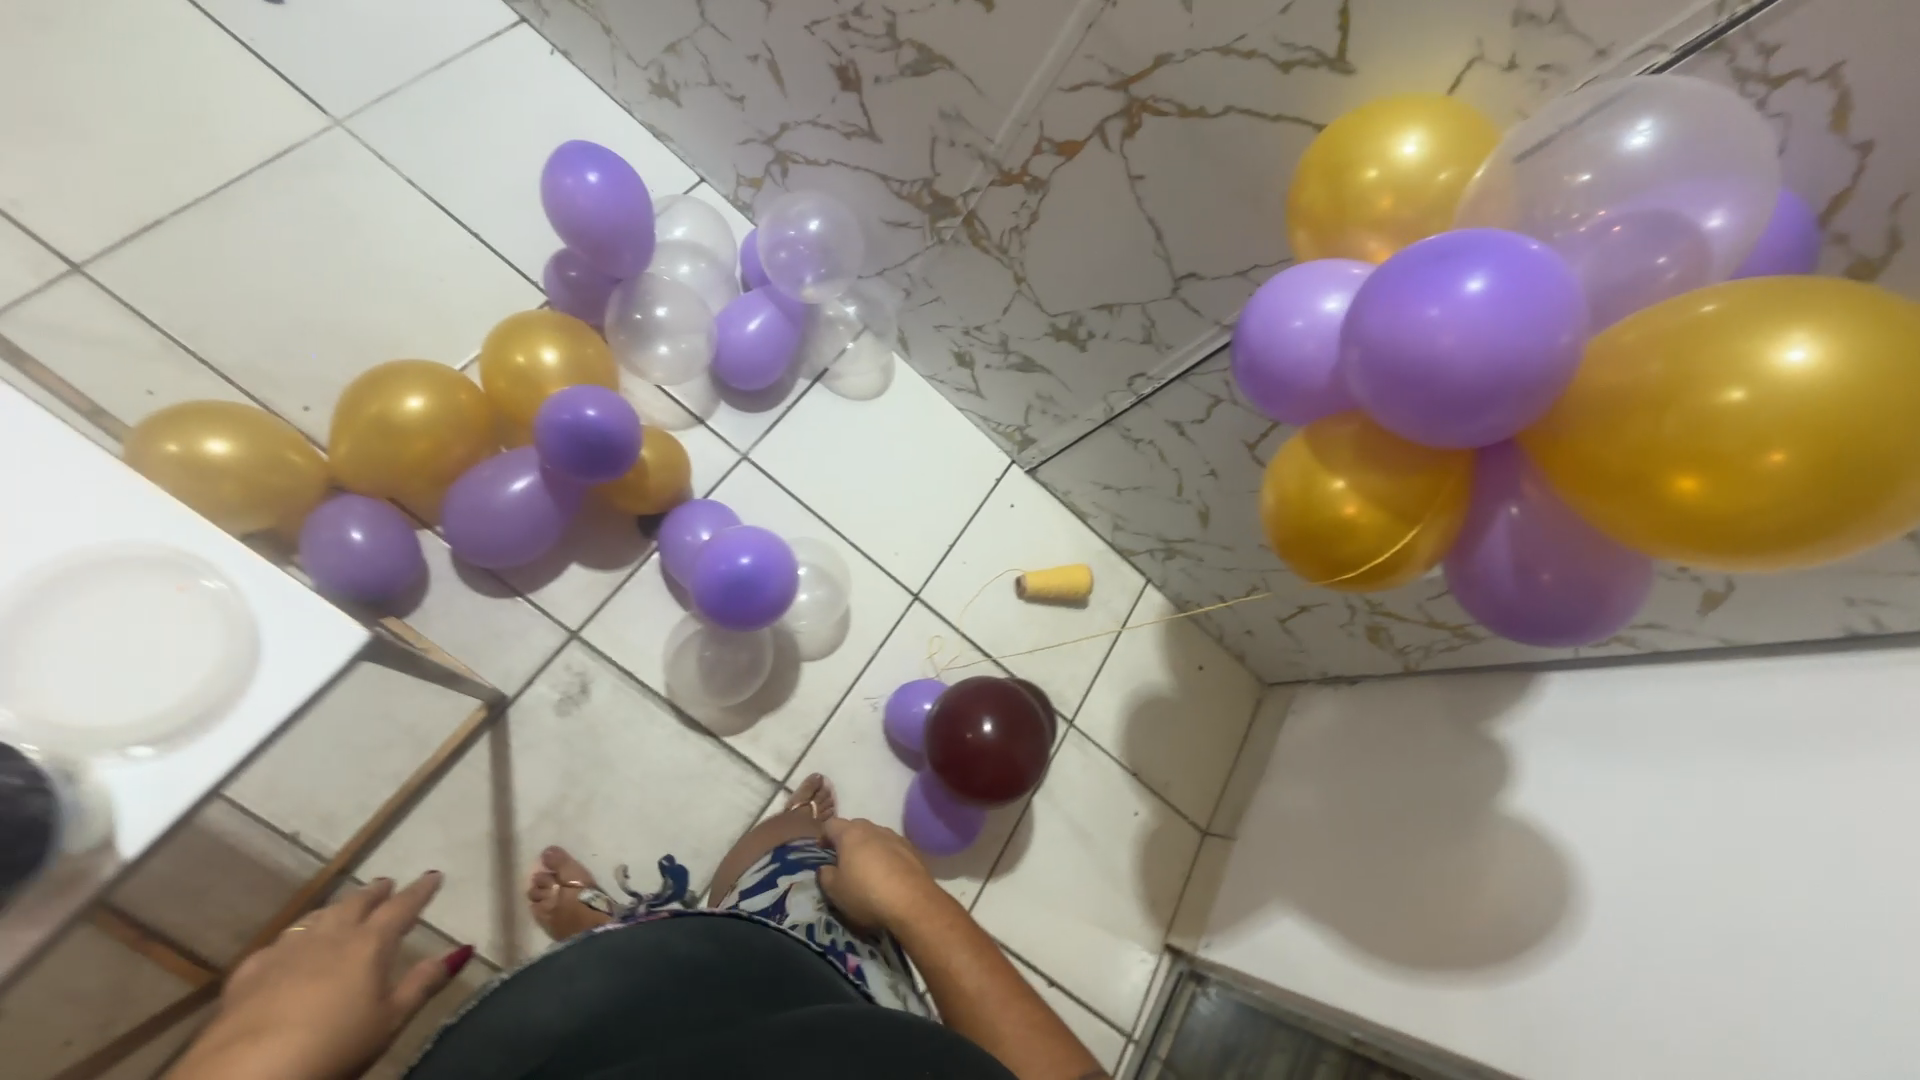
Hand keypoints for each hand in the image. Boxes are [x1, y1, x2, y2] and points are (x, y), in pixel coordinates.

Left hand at [168, 873, 469, 1079]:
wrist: (244, 1078)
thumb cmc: (333, 1048)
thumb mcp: (389, 1021)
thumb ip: (423, 983)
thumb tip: (462, 950)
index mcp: (369, 945)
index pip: (401, 907)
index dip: (419, 890)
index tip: (433, 875)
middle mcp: (329, 938)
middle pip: (355, 905)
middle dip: (374, 892)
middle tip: (386, 883)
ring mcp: (284, 954)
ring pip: (315, 919)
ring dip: (334, 909)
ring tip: (343, 908)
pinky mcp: (247, 977)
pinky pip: (276, 945)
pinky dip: (291, 939)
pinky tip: (287, 948)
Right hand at [817, 817, 946, 934]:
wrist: (912, 902)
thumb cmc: (866, 894)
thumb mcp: (835, 891)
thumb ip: (825, 875)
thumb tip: (826, 868)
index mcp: (851, 834)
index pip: (830, 824)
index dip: (823, 836)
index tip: (822, 852)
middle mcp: (873, 828)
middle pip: (855, 827)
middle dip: (846, 840)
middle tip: (842, 861)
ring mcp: (895, 837)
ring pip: (875, 836)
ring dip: (868, 847)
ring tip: (866, 869)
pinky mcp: (912, 849)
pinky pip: (892, 847)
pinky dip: (886, 856)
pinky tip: (887, 875)